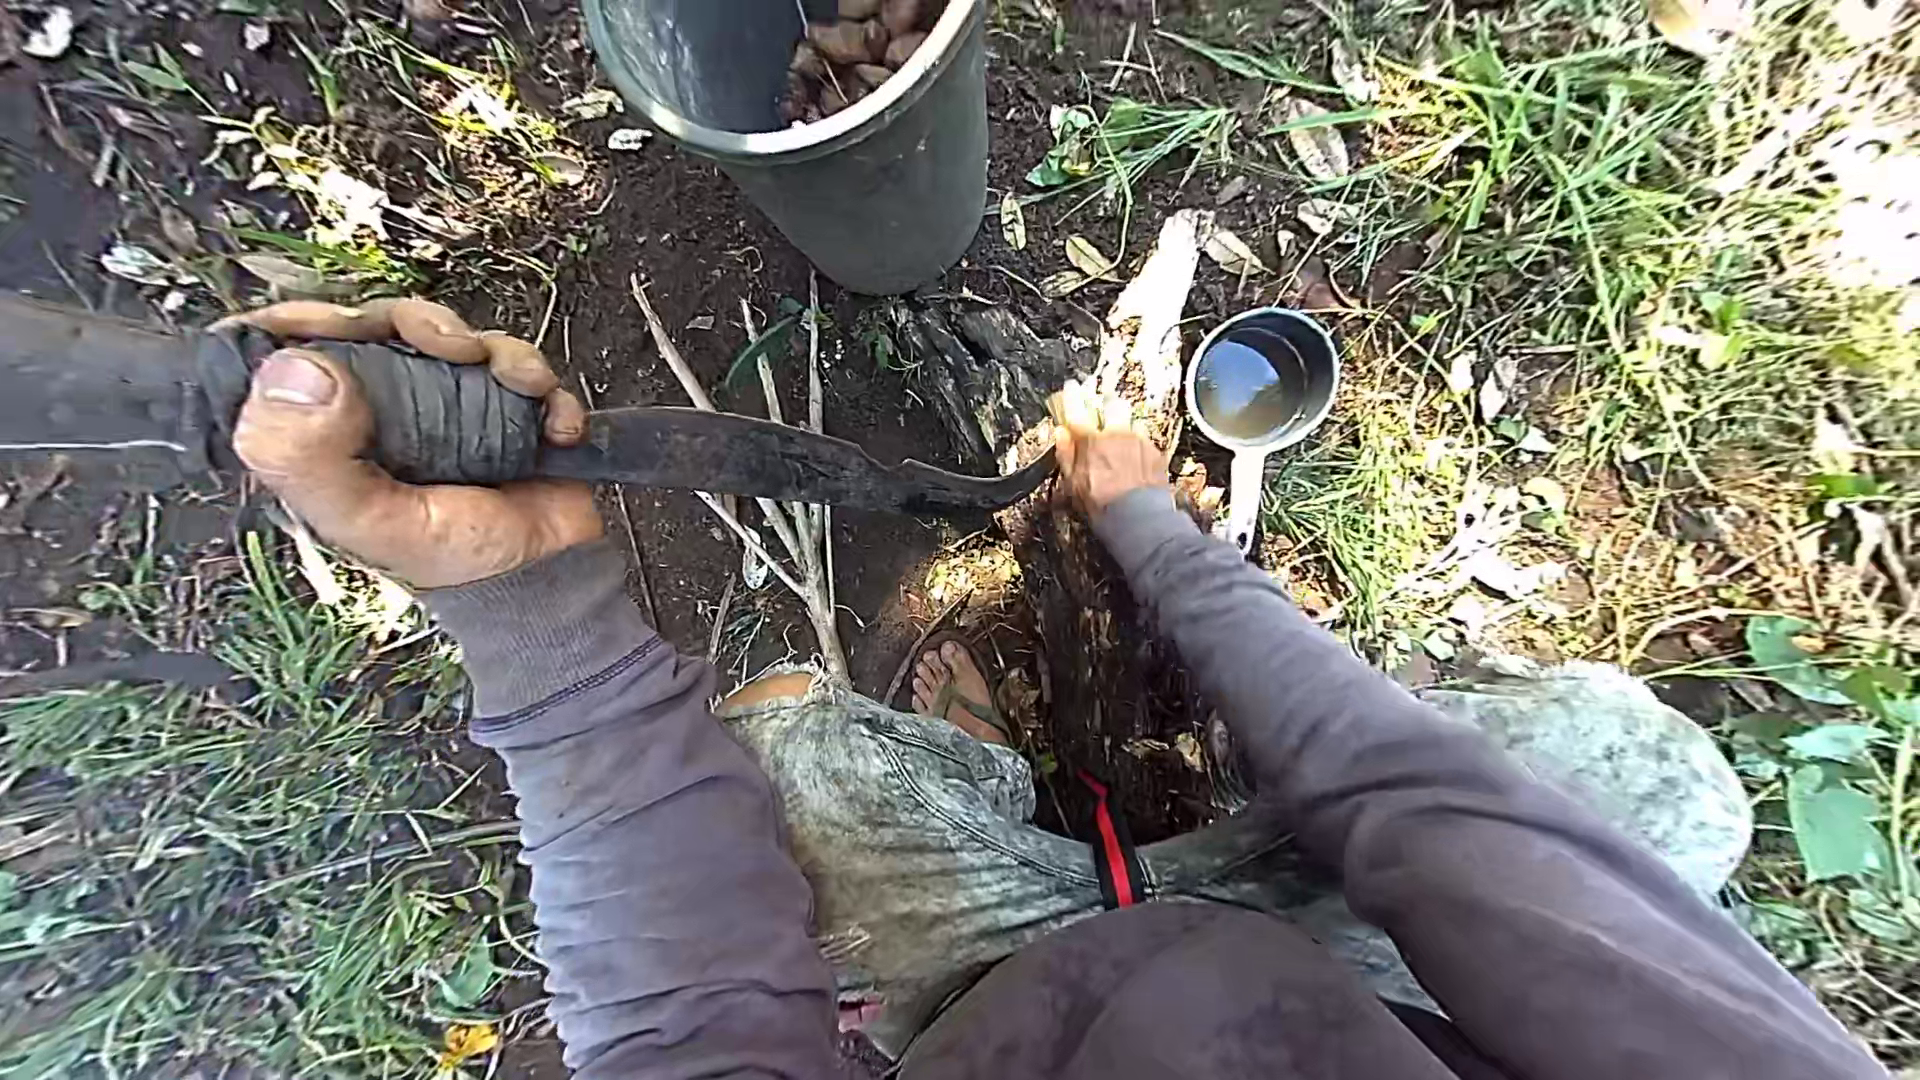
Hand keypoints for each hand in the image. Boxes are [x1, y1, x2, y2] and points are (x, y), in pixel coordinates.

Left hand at [226, 299, 602, 588]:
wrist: (545, 571)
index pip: (297, 349)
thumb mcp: (363, 519)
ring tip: (527, 388)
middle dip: (424, 323)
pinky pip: (535, 378)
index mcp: (333, 429)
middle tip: (454, 346)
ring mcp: (464, 407)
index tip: (346, 327)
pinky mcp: (522, 414)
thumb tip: (300, 367)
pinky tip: (558, 430)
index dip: (314, 321)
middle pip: (392, 328)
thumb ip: (309, 456)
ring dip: (506, 354)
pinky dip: (554, 394)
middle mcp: (395, 408)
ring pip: (472, 342)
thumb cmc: (451, 556)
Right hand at [1049, 379, 1169, 518]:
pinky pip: (1146, 437)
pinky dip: (1139, 442)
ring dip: (1125, 424)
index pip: (1077, 409)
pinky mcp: (1156, 452)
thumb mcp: (1073, 484)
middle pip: (1112, 403)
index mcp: (1091, 442)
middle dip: (1106, 404)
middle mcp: (1116, 434)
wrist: (1139, 518)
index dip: (1072, 396)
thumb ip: (1066, 455)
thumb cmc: (1102, 505)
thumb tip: (1061, 434)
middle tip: (1101, 413)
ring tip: (1121, 439)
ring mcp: (1139, 441)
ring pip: (1131, 419)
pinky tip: (1135, 458)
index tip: (1070, 387)